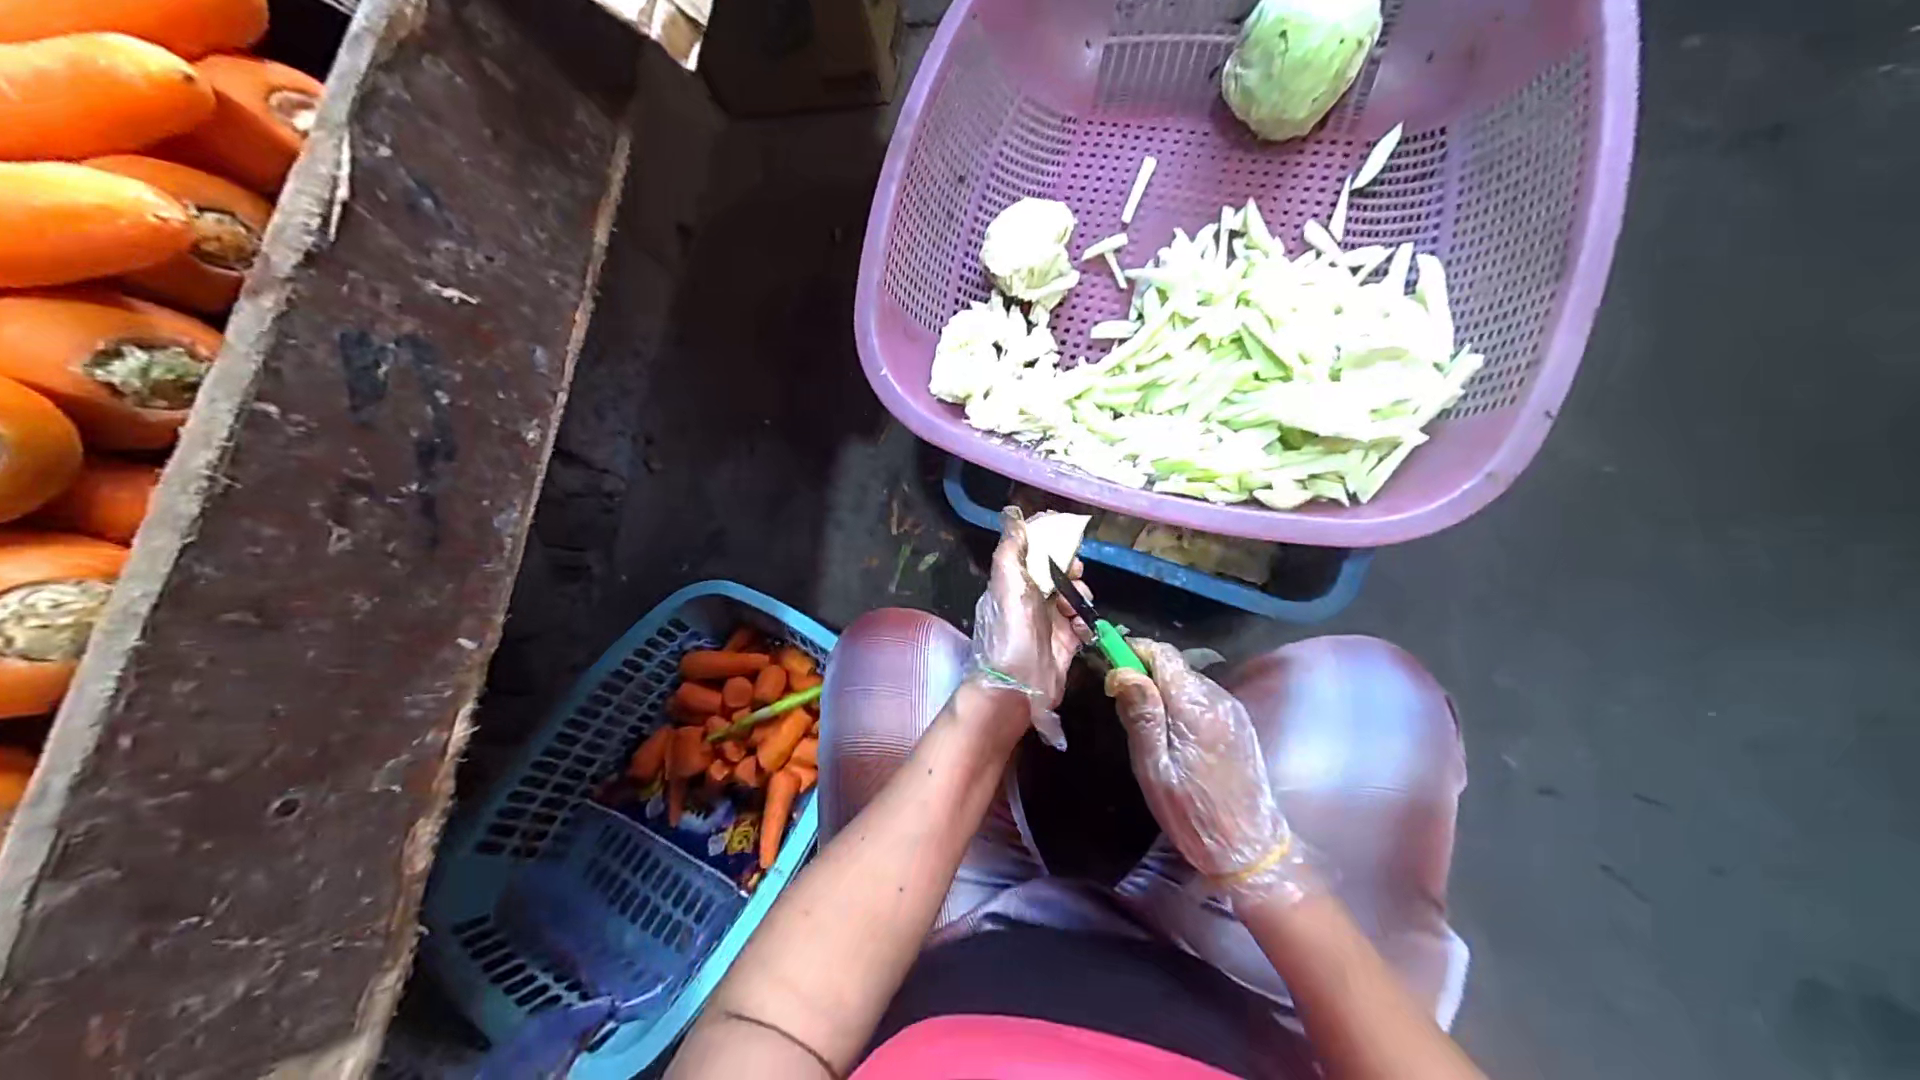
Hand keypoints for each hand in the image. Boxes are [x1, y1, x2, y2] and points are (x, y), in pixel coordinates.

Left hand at [967, 508, 1088, 746]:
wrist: (1015, 688)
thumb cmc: (1008, 633)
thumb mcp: (1005, 586)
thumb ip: (1010, 552)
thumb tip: (1014, 518)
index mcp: (1013, 582)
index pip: (1031, 550)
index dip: (1048, 538)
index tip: (1067, 531)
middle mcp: (1030, 598)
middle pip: (1056, 570)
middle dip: (1069, 566)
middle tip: (1076, 570)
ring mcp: (1048, 620)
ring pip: (1072, 594)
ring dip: (1079, 594)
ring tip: (1077, 605)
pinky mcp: (1065, 641)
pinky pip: (1082, 622)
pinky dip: (1085, 621)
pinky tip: (1082, 627)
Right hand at [1107, 640, 1310, 904]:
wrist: (1250, 850)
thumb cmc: (1192, 813)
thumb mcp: (1154, 768)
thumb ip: (1140, 715)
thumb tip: (1123, 672)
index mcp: (1195, 707)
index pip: (1162, 654)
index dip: (1133, 650)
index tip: (1108, 662)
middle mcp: (1218, 699)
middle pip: (1174, 665)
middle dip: (1144, 671)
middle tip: (1119, 698)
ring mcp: (1232, 709)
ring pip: (1186, 680)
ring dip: (1161, 687)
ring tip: (1142, 718)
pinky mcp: (1237, 723)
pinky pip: (1200, 696)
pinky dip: (1179, 701)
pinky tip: (1170, 730)